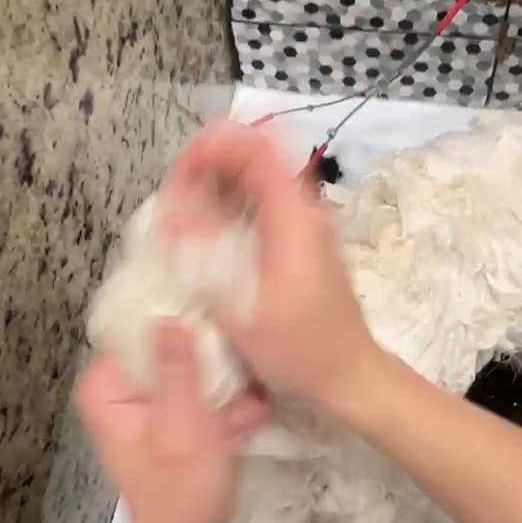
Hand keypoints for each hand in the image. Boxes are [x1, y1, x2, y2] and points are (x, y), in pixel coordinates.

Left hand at [74, 324, 267, 522]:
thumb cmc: (181, 491)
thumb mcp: (183, 426)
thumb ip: (178, 371)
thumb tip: (171, 316)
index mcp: (106, 388)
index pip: (136, 327)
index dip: (177, 317)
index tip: (216, 314)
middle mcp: (120, 388)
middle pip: (167, 344)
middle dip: (209, 358)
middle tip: (241, 369)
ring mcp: (147, 401)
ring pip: (190, 366)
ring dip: (224, 385)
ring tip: (246, 404)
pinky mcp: (172, 415)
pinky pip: (199, 390)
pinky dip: (223, 405)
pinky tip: (246, 420)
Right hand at [163, 122, 382, 409]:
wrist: (348, 377)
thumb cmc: (301, 348)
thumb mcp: (243, 308)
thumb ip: (205, 254)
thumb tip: (173, 209)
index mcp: (294, 215)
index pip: (256, 147)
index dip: (214, 145)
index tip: (179, 171)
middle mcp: (301, 210)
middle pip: (251, 160)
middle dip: (205, 170)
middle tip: (172, 205)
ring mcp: (301, 226)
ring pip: (251, 185)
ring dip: (213, 192)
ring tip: (179, 223)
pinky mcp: (296, 245)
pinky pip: (256, 211)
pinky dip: (226, 215)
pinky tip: (203, 244)